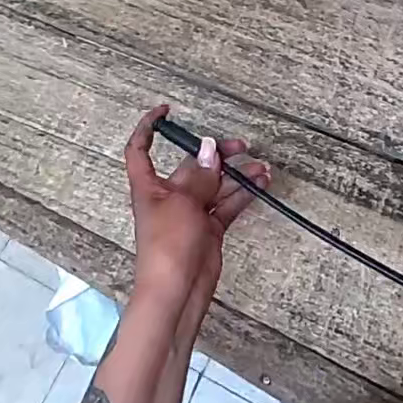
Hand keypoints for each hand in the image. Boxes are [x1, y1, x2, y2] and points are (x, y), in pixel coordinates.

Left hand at [122, 106, 270, 303]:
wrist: (177, 291)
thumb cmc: (167, 247)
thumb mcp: (182, 203)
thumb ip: (200, 175)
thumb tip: (210, 148)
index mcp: (150, 186)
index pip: (141, 150)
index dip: (148, 128)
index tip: (165, 111)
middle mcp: (170, 196)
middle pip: (193, 166)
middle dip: (216, 154)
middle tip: (241, 146)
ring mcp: (191, 213)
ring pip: (216, 185)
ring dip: (237, 175)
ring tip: (261, 167)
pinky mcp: (210, 229)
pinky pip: (228, 204)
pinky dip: (244, 194)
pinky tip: (260, 184)